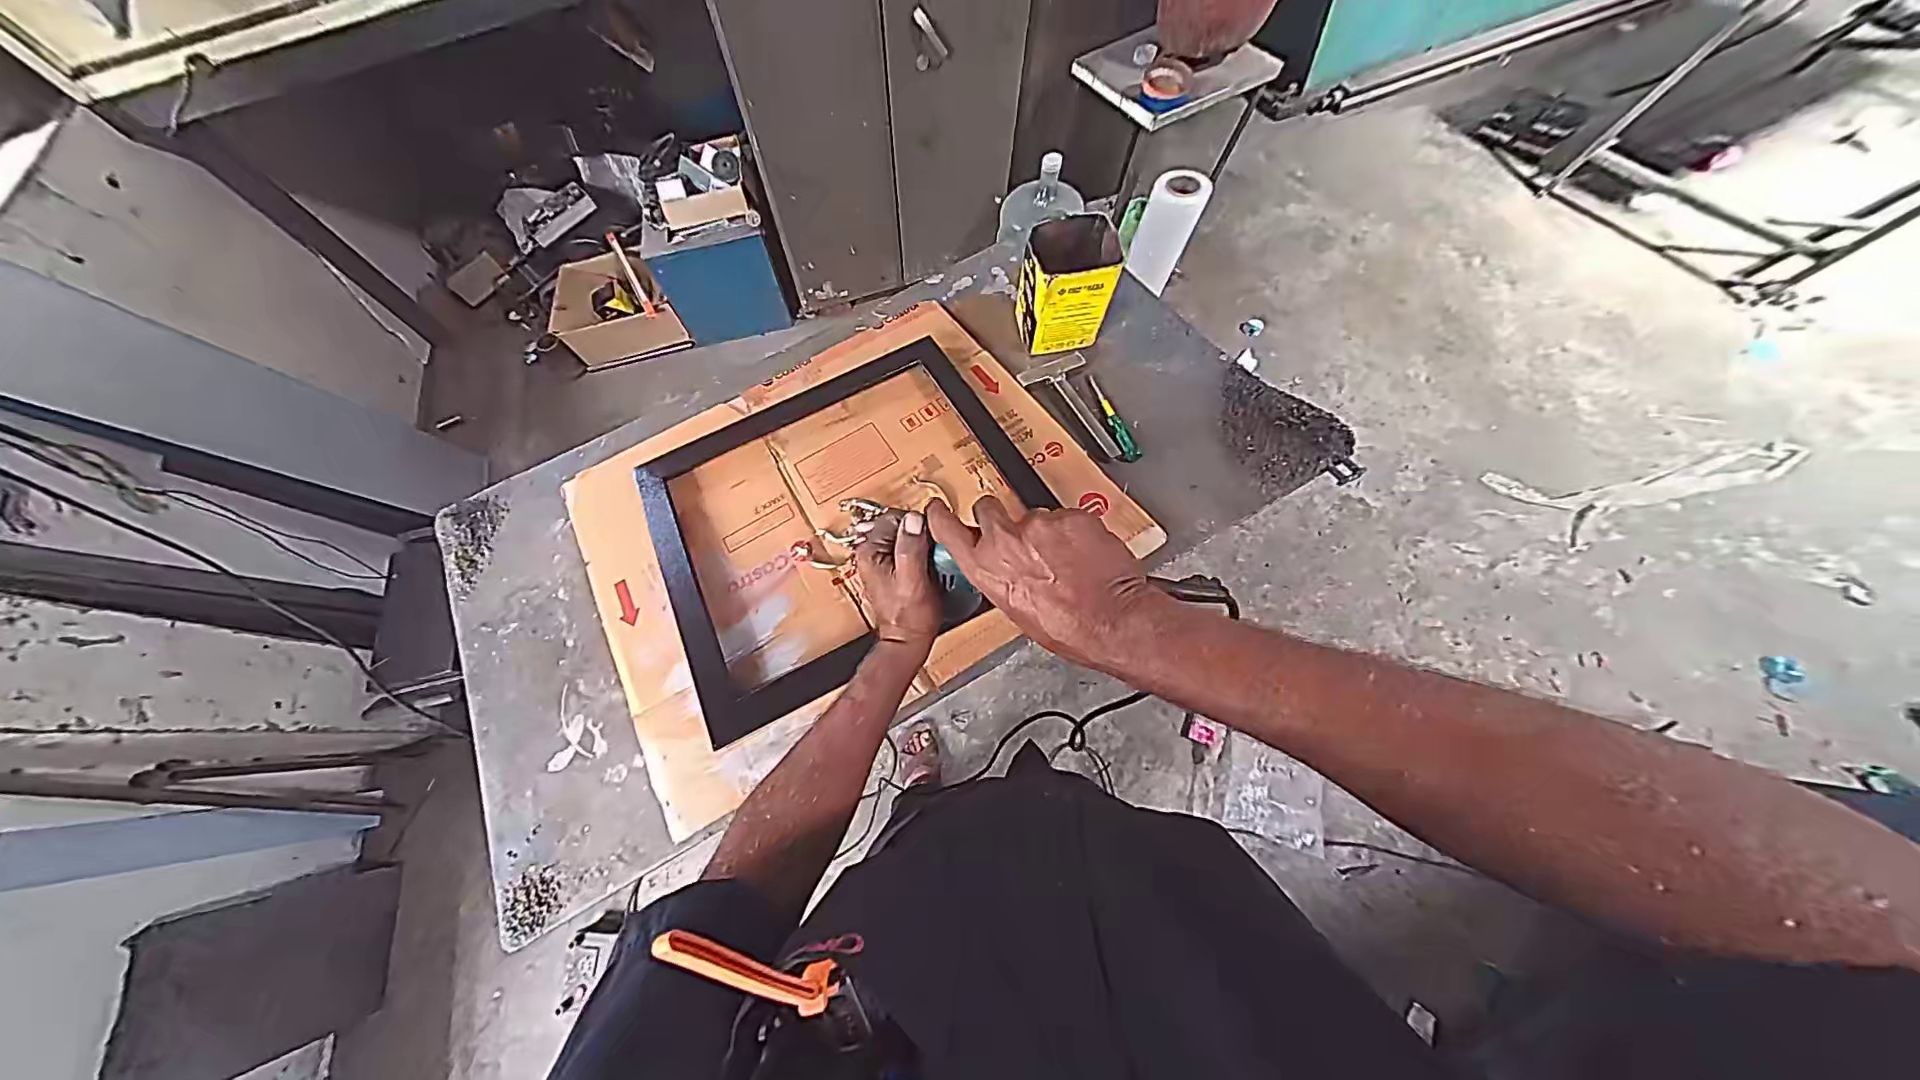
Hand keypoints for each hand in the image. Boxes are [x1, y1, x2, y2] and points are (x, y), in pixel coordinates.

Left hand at [852, 509, 940, 652]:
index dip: (917, 524)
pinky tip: (930, 567)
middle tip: (934, 551)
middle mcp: (871, 554)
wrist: (908, 640)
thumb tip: (913, 518)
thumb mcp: (913, 578)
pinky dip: (921, 555)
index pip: (894, 517)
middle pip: (900, 526)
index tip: (931, 536)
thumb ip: (911, 547)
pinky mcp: (892, 570)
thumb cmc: (910, 616)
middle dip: (920, 534)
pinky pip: (909, 551)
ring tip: (933, 560)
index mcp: (870, 552)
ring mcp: (881, 562)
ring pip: (906, 538)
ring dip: (922, 544)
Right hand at [925, 496, 1165, 671]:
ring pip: (1036, 515)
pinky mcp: (1071, 515)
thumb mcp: (1016, 611)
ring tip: (1067, 560)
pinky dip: (1076, 532)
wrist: (1112, 621)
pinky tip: (1085, 555)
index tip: (938, 508)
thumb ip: (1000, 579)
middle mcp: (1006, 541)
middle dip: (1000, 517)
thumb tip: (1002, 569)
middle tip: (1021, 536)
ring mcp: (1040, 524)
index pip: (948, 529)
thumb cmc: (1068, 628)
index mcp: (986, 568)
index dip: (941, 516)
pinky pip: (1068, 517)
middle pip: (988, 508)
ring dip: (1048, 532)